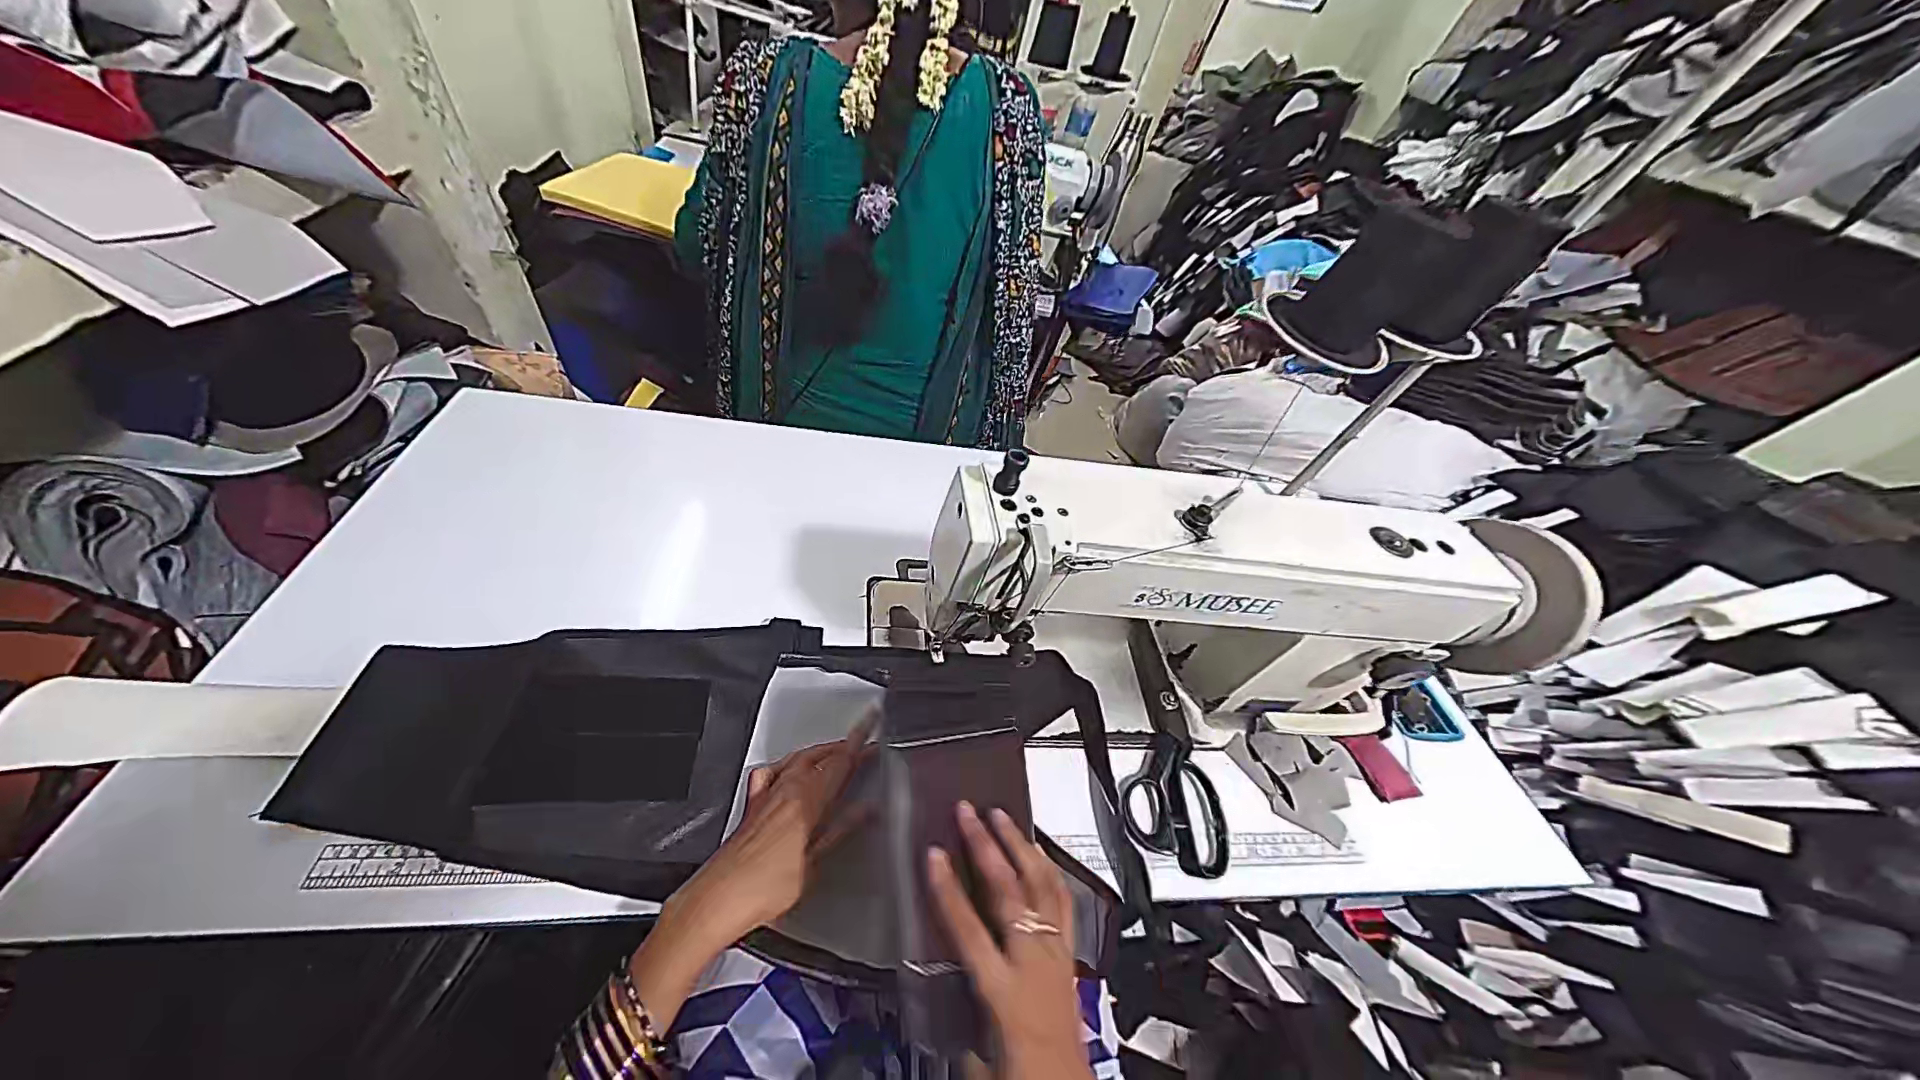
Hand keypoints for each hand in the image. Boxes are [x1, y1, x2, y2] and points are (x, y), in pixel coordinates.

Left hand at [666, 713, 875, 944]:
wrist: (720, 898)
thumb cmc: (764, 885)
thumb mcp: (815, 862)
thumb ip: (842, 830)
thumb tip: (864, 811)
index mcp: (807, 799)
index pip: (840, 762)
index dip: (859, 745)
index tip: (869, 728)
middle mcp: (786, 789)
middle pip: (819, 755)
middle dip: (842, 747)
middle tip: (859, 745)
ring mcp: (767, 794)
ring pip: (797, 759)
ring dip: (818, 751)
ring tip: (831, 752)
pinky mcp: (753, 805)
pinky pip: (772, 771)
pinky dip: (786, 765)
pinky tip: (787, 770)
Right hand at [928, 803, 1092, 1079]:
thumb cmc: (1025, 1076)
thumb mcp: (977, 1057)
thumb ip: (960, 1015)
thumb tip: (947, 988)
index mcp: (1003, 990)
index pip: (969, 929)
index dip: (948, 889)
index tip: (933, 855)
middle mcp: (1033, 962)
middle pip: (1008, 892)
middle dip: (986, 847)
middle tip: (968, 814)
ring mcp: (1056, 952)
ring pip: (1040, 886)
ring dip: (1019, 846)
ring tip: (1002, 816)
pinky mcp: (1071, 952)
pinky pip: (1063, 900)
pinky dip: (1049, 868)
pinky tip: (1039, 849)